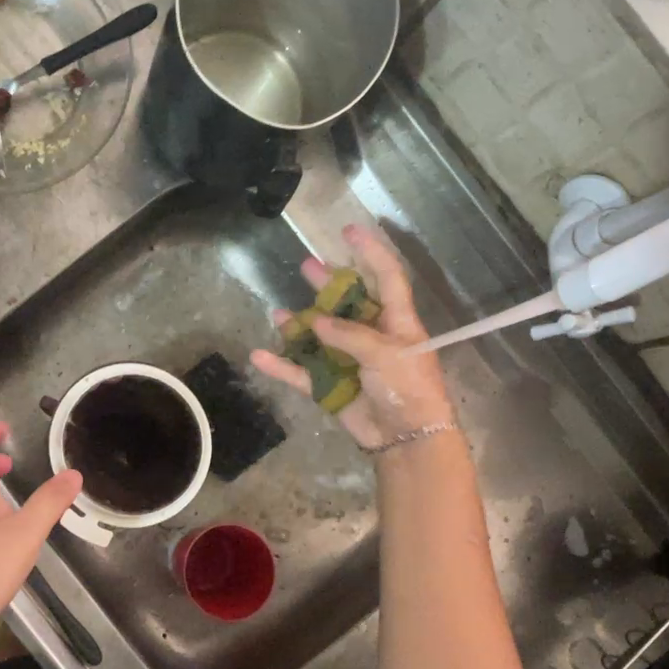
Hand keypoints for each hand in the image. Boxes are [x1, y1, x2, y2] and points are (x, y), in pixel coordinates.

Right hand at [249, 224, 453, 450]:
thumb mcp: (385, 353)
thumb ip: (349, 334)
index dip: (370, 252)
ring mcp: (350, 363)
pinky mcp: (333, 388)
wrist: (406, 438)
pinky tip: (260, 355)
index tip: (348, 231)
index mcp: (398, 322)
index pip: (387, 277)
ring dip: (299, 326)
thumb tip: (315, 322)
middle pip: (348, 304)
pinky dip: (282, 366)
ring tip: (278, 312)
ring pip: (320, 338)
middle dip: (328, 285)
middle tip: (306, 266)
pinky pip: (303, 373)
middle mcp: (373, 337)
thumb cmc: (408, 388)